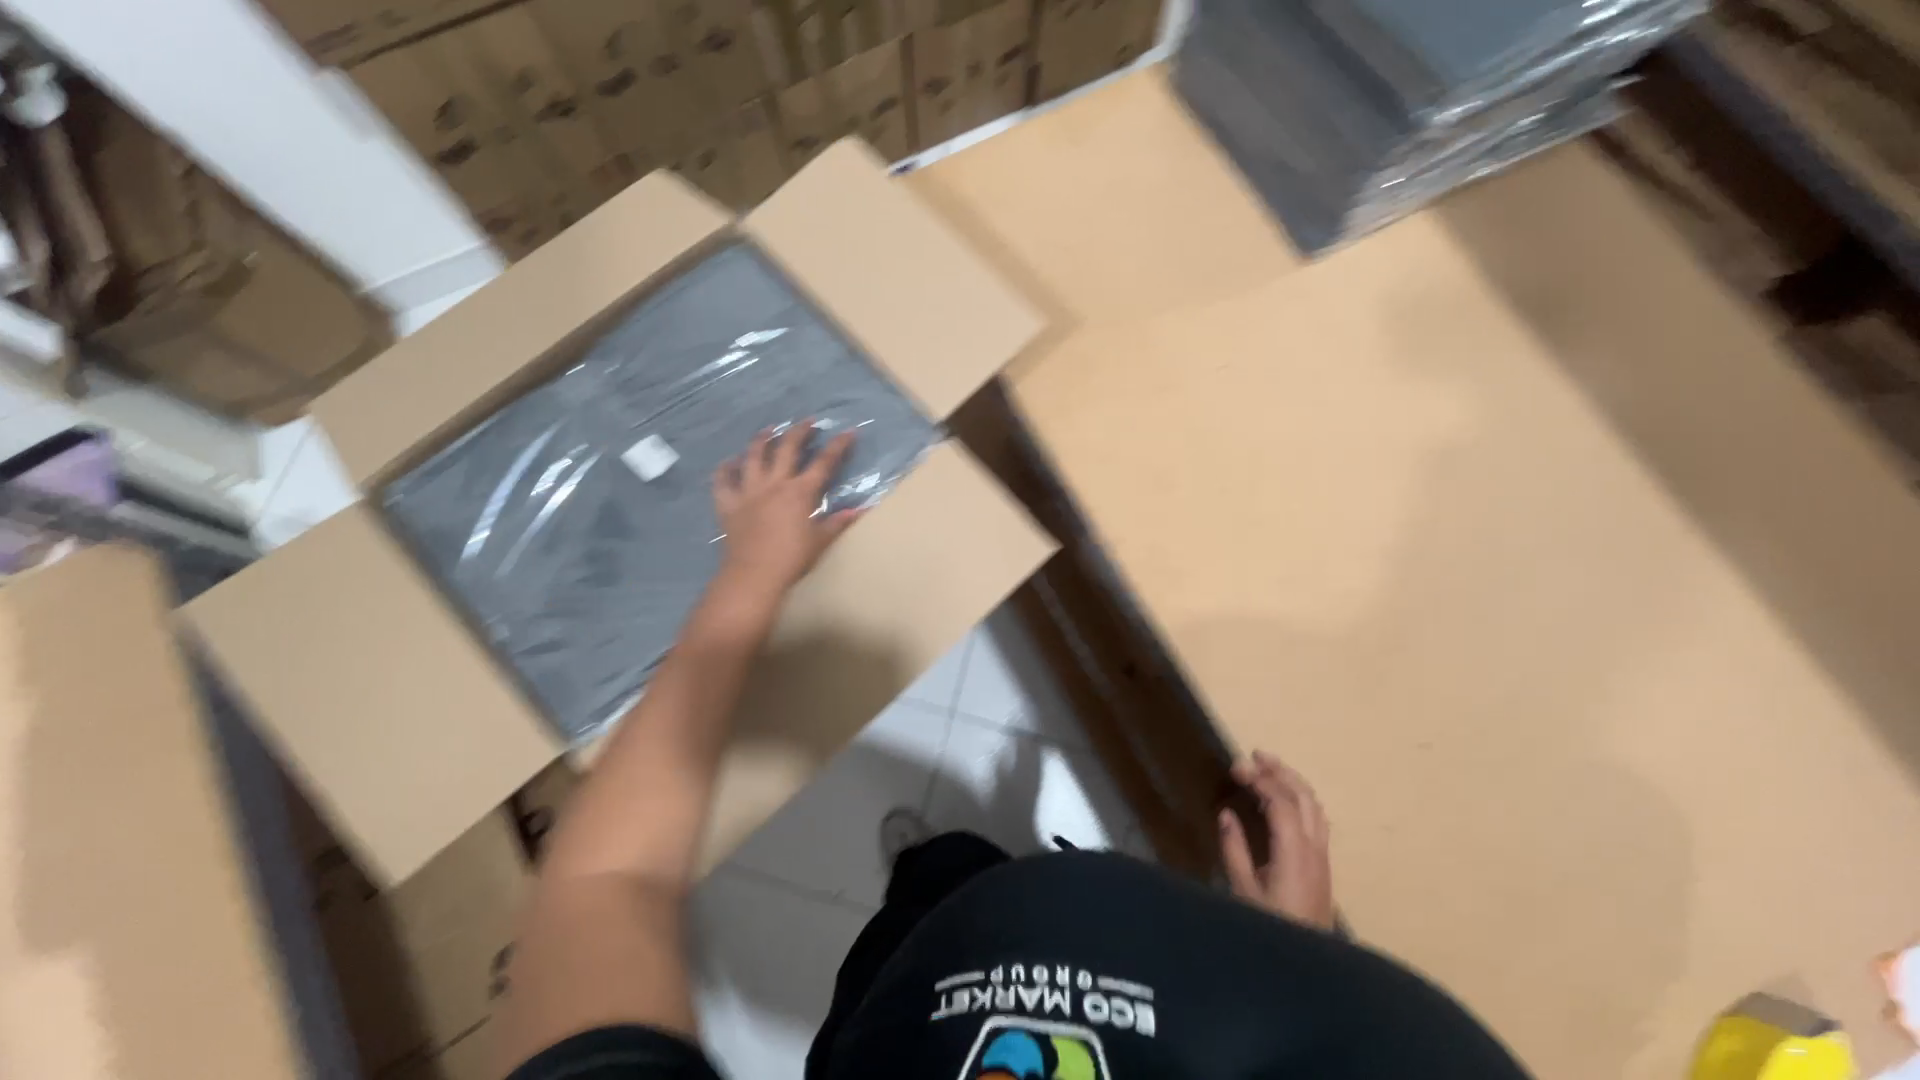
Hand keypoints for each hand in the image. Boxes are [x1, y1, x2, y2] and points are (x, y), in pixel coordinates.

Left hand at [713, 422, 859, 596]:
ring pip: (753, 456)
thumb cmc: (792, 558)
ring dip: (762, 439)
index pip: (824, 462)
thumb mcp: (820, 541)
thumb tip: (859, 510)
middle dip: (799, 431)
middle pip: (787, 448)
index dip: (838, 446)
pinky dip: (725, 468)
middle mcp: (774, 483)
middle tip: (807, 422)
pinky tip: (730, 461)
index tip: (848, 431)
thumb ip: (838, 522)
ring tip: (769, 430)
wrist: (755, 574)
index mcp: (800, 492)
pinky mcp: (728, 503)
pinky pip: (723, 480)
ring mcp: (749, 490)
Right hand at [1219, 751, 1335, 930]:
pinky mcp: (1323, 864)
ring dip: (1293, 782)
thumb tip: (1228, 814)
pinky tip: (1286, 801)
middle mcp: (1314, 847)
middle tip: (1255, 755)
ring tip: (1270, 769)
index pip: (1280, 801)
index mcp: (1293, 851)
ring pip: (1314, 805)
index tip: (1236, 768)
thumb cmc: (1272, 927)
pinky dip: (1301, 799)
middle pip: (1303, 795)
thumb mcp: (1244, 891)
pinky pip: (1316, 819)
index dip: (1259, 779)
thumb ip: (1235, 849)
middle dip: (1280, 770)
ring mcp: (1322, 855)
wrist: (1310, 965)